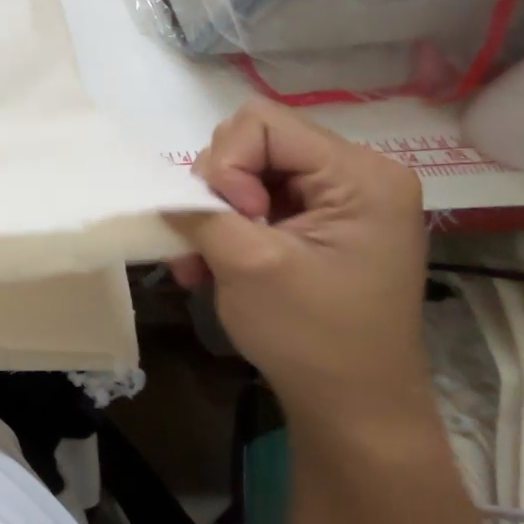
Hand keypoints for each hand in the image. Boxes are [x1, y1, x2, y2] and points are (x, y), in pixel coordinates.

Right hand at [167, 101, 429, 425]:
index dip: (228, 165)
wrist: (349, 399)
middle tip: (213, 242)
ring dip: (209, 213)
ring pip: (240, 171)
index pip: (260, 124)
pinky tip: (212, 264)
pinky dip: (221, 227)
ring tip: (203, 262)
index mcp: (360, 176)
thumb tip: (163, 187)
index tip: (236, 218)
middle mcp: (355, 175)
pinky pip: (250, 199)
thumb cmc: (310, 331)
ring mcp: (336, 199)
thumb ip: (202, 209)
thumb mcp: (248, 263)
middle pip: (249, 142)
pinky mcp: (316, 222)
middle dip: (214, 189)